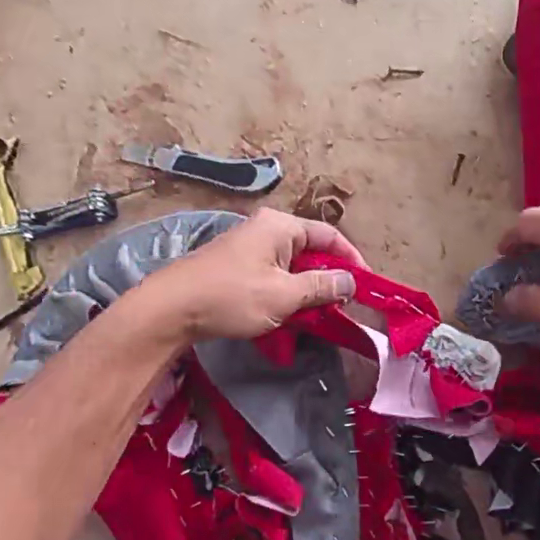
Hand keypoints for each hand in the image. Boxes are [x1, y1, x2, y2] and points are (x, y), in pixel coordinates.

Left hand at [137, 208, 362, 341]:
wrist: (172, 309)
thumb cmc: (232, 296)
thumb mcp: (285, 294)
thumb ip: (322, 287)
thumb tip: (350, 282)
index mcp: (280, 226)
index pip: (329, 235)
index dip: (352, 259)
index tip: (366, 285)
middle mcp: (266, 229)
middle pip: (312, 250)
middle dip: (331, 277)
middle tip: (345, 303)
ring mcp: (250, 247)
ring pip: (293, 266)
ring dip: (310, 289)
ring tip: (322, 313)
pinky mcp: (238, 267)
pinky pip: (276, 275)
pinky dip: (290, 292)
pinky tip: (293, 314)